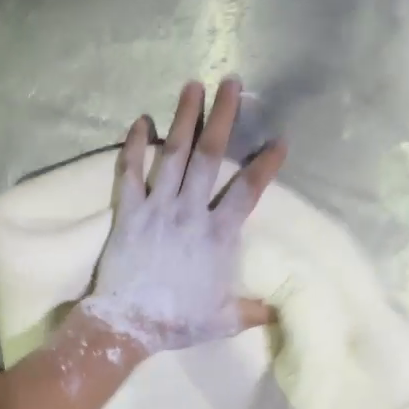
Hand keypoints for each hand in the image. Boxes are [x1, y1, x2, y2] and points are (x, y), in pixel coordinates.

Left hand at [77, 77, 287, 353]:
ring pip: (174, 154)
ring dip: (184, 118)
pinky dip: (135, 146)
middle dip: (223, 117)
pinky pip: (130, 172)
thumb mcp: (223, 320)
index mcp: (218, 236)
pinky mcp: (128, 212)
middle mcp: (190, 212)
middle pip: (211, 156)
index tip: (280, 140)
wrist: (128, 325)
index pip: (248, 191)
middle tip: (231, 83)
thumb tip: (278, 313)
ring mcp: (157, 208)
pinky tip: (141, 121)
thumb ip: (252, 310)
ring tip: (192, 86)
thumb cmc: (178, 322)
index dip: (266, 165)